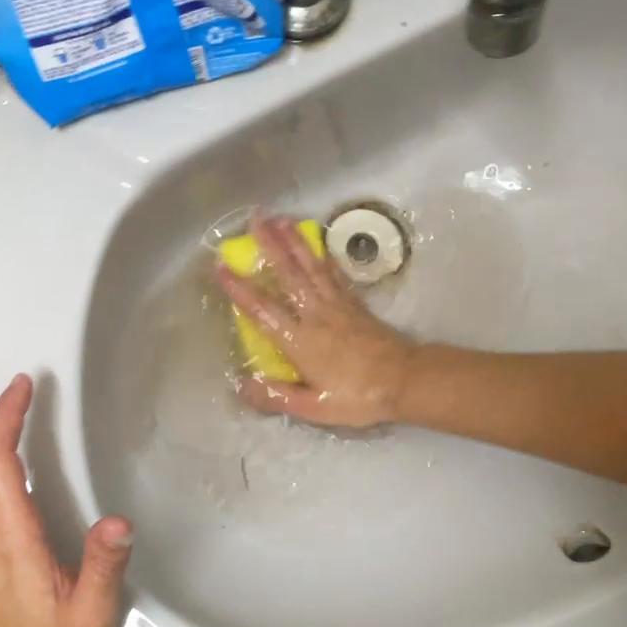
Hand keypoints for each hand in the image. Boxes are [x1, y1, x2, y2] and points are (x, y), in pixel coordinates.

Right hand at [215, 214, 417, 427]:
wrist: (405, 380)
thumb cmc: (357, 396)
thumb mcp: (314, 408)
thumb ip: (277, 397)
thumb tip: (240, 386)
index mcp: (300, 340)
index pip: (263, 310)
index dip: (240, 288)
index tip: (221, 266)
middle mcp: (316, 315)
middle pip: (289, 274)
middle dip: (270, 245)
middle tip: (255, 218)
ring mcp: (337, 306)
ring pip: (311, 267)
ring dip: (295, 241)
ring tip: (281, 218)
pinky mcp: (355, 304)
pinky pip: (334, 274)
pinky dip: (323, 257)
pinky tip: (317, 246)